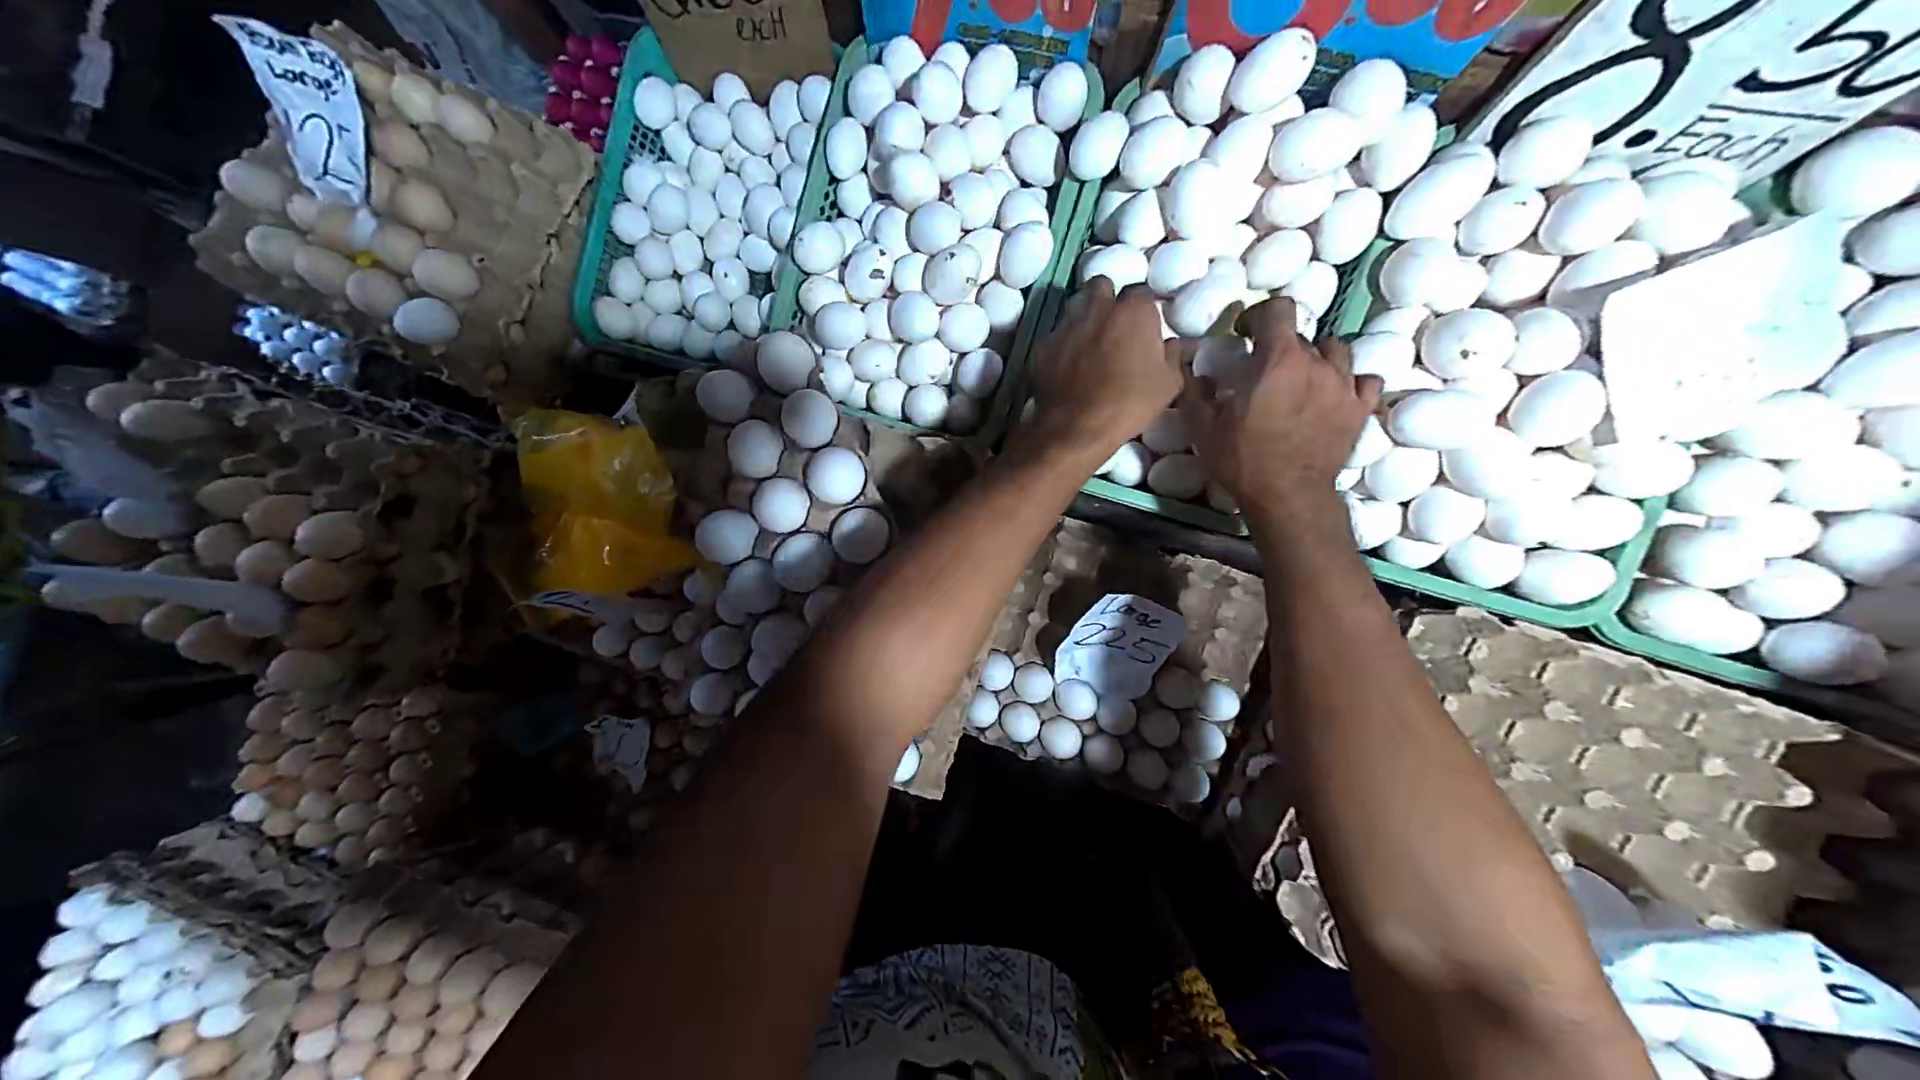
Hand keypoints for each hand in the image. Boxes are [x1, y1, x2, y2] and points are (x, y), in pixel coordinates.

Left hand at [1026, 279, 1181, 455]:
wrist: (1077, 427)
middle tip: (1113, 324)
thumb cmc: (1129, 404)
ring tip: (1090, 340)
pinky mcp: (1043, 345)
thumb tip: (1171, 344)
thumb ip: (1172, 356)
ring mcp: (1066, 325)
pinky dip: (1063, 344)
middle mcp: (1097, 308)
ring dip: (1084, 316)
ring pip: (1075, 306)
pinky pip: (1056, 336)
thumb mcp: (1168, 384)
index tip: (1144, 328)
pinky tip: (1068, 364)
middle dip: (1108, 298)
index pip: (1141, 293)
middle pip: (1102, 286)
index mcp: (1133, 311)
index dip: (1143, 310)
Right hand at [1181, 297, 1381, 523]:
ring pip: (1335, 352)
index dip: (1259, 316)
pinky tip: (1334, 395)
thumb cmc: (1242, 459)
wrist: (1287, 497)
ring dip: (1317, 360)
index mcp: (1278, 359)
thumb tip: (1190, 366)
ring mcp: (1344, 385)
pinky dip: (1349, 382)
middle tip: (1263, 374)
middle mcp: (1316, 362)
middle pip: (1300, 337)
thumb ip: (1194, 389)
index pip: (1277, 309)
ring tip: (1301, 381)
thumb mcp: (1202, 426)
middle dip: (1280, 349)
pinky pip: (1364, 380)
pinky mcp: (1360, 409)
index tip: (1245, 334)